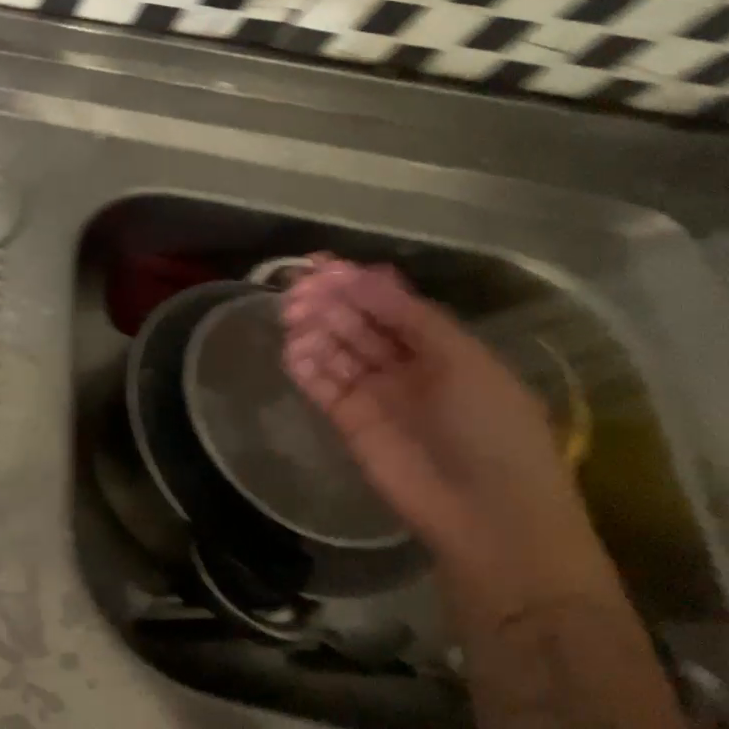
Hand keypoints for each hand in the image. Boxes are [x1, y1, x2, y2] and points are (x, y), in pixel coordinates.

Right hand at [281, 259, 615, 616]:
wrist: (490, 518)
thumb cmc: (492, 432)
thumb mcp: (466, 363)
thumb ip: (412, 317)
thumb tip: (362, 275)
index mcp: (445, 350)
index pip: (392, 305)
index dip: (359, 284)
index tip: (323, 265)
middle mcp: (408, 367)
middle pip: (357, 323)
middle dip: (328, 302)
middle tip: (298, 291)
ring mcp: (376, 395)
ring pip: (334, 349)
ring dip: (312, 330)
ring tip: (292, 319)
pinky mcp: (348, 422)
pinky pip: (320, 385)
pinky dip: (304, 366)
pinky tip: (293, 352)